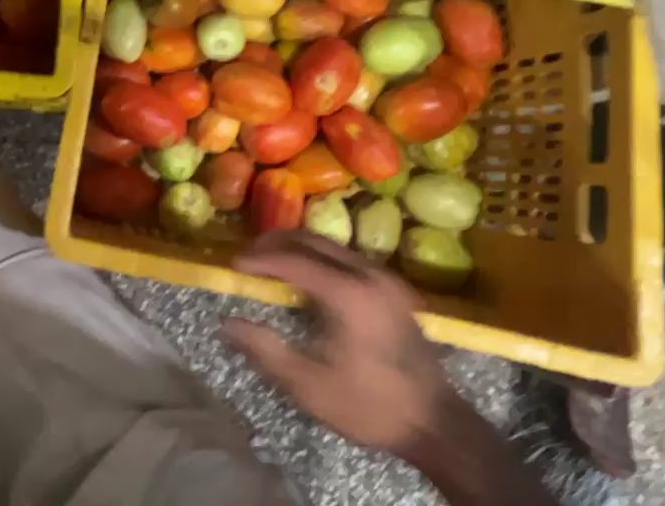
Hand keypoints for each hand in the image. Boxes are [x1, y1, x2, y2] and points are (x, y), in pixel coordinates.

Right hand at [222, 231, 452, 456]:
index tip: (233, 264)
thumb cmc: (369, 405)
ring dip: (298, 248)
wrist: (437, 424)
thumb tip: (227, 324)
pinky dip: (320, 257)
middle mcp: (368, 274)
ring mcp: (385, 279)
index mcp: (347, 292)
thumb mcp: (310, 385)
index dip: (260, 259)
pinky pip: (347, 258)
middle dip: (275, 243)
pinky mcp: (394, 289)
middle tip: (248, 256)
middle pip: (312, 240)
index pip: (293, 259)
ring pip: (331, 245)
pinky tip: (307, 278)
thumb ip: (266, 349)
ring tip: (271, 263)